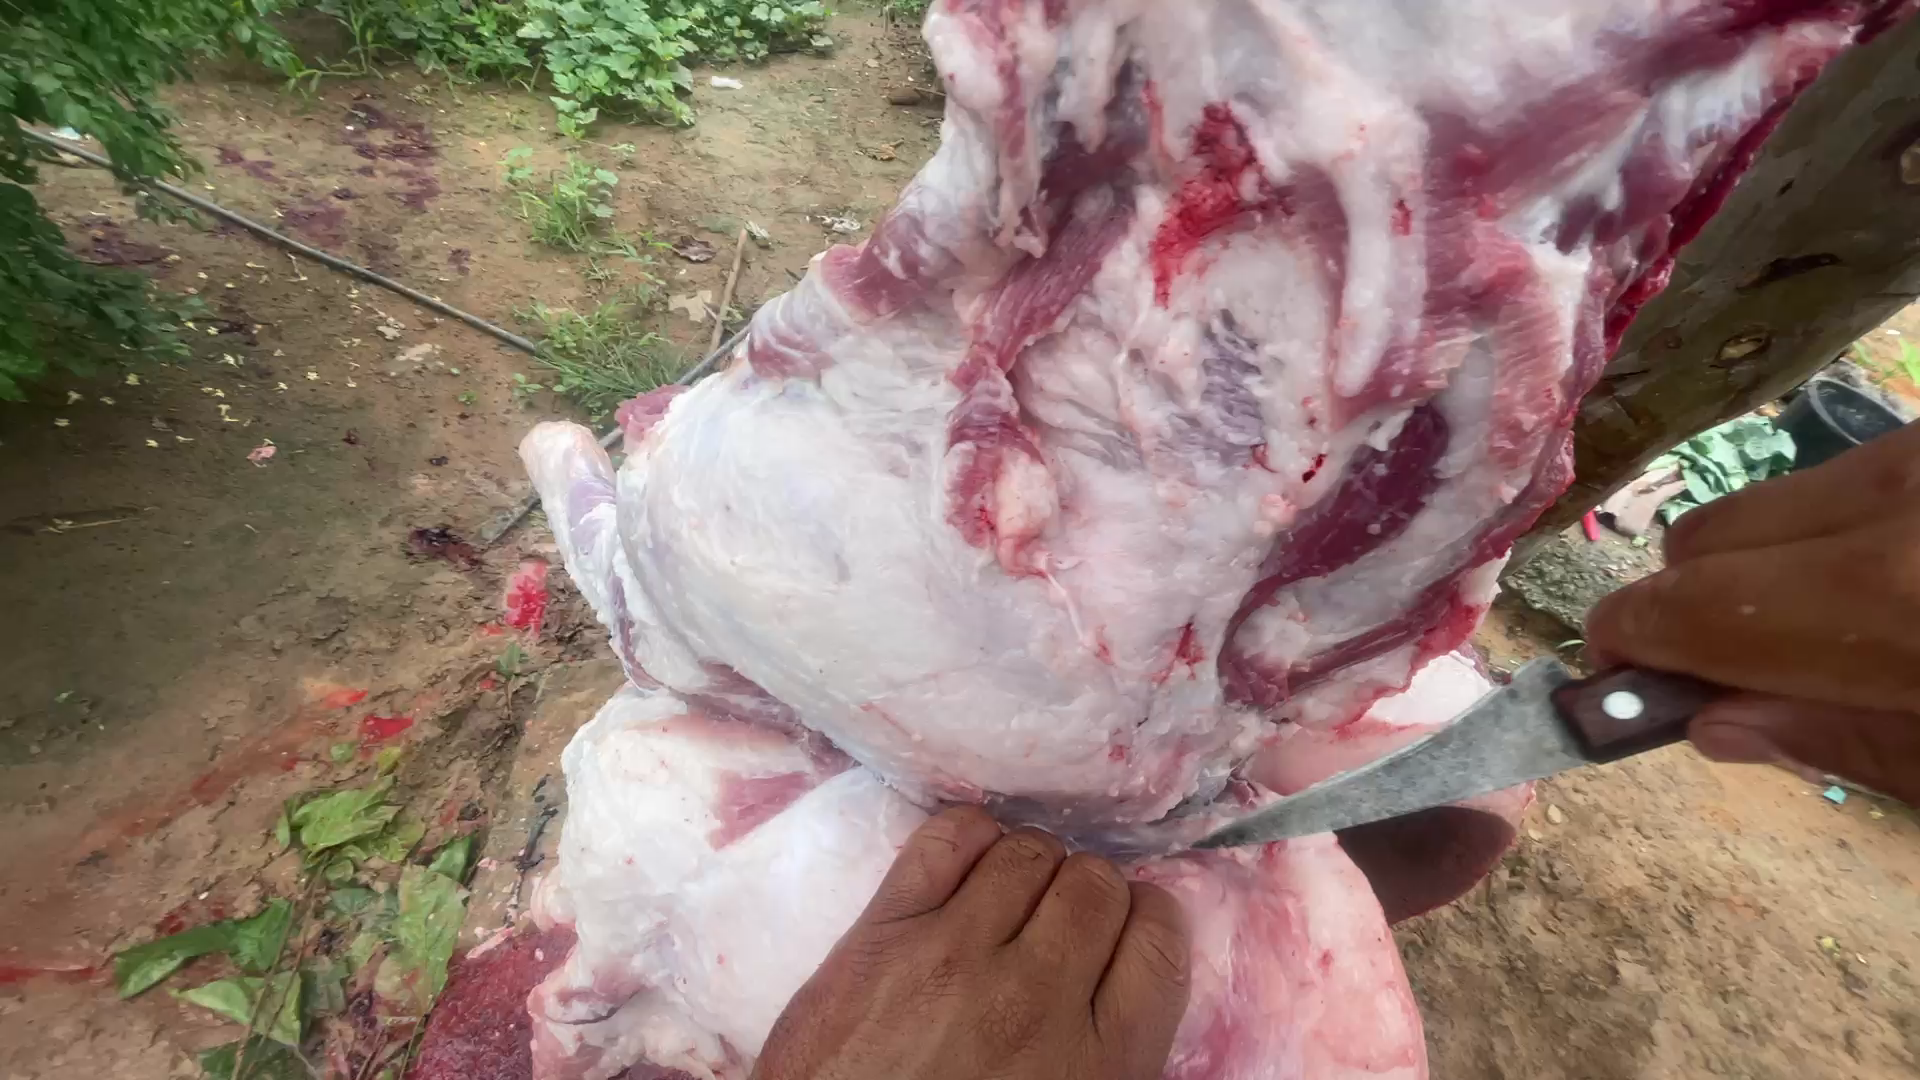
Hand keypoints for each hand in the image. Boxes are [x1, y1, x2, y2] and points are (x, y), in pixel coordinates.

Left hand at [751, 807, 1190, 1079]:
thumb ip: (1111, 1046)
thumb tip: (1127, 963)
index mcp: (1095, 1066)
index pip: (1157, 939)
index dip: (1148, 918)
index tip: (1124, 927)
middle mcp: (1032, 997)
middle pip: (1095, 882)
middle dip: (1089, 889)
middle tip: (1061, 917)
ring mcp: (952, 952)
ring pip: (1028, 850)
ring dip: (1033, 864)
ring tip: (1013, 896)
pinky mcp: (884, 927)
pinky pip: (950, 834)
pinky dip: (973, 835)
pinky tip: (971, 863)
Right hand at [1586, 421, 1919, 804]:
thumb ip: (1857, 746)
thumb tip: (1710, 724)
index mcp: (1906, 589)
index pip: (1688, 605)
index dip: (1631, 648)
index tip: (1627, 690)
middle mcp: (1907, 491)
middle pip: (1703, 540)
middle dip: (1698, 606)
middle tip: (1753, 669)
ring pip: (1765, 500)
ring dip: (1766, 563)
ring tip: (1853, 618)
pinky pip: (1843, 474)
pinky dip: (1840, 530)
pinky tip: (1906, 571)